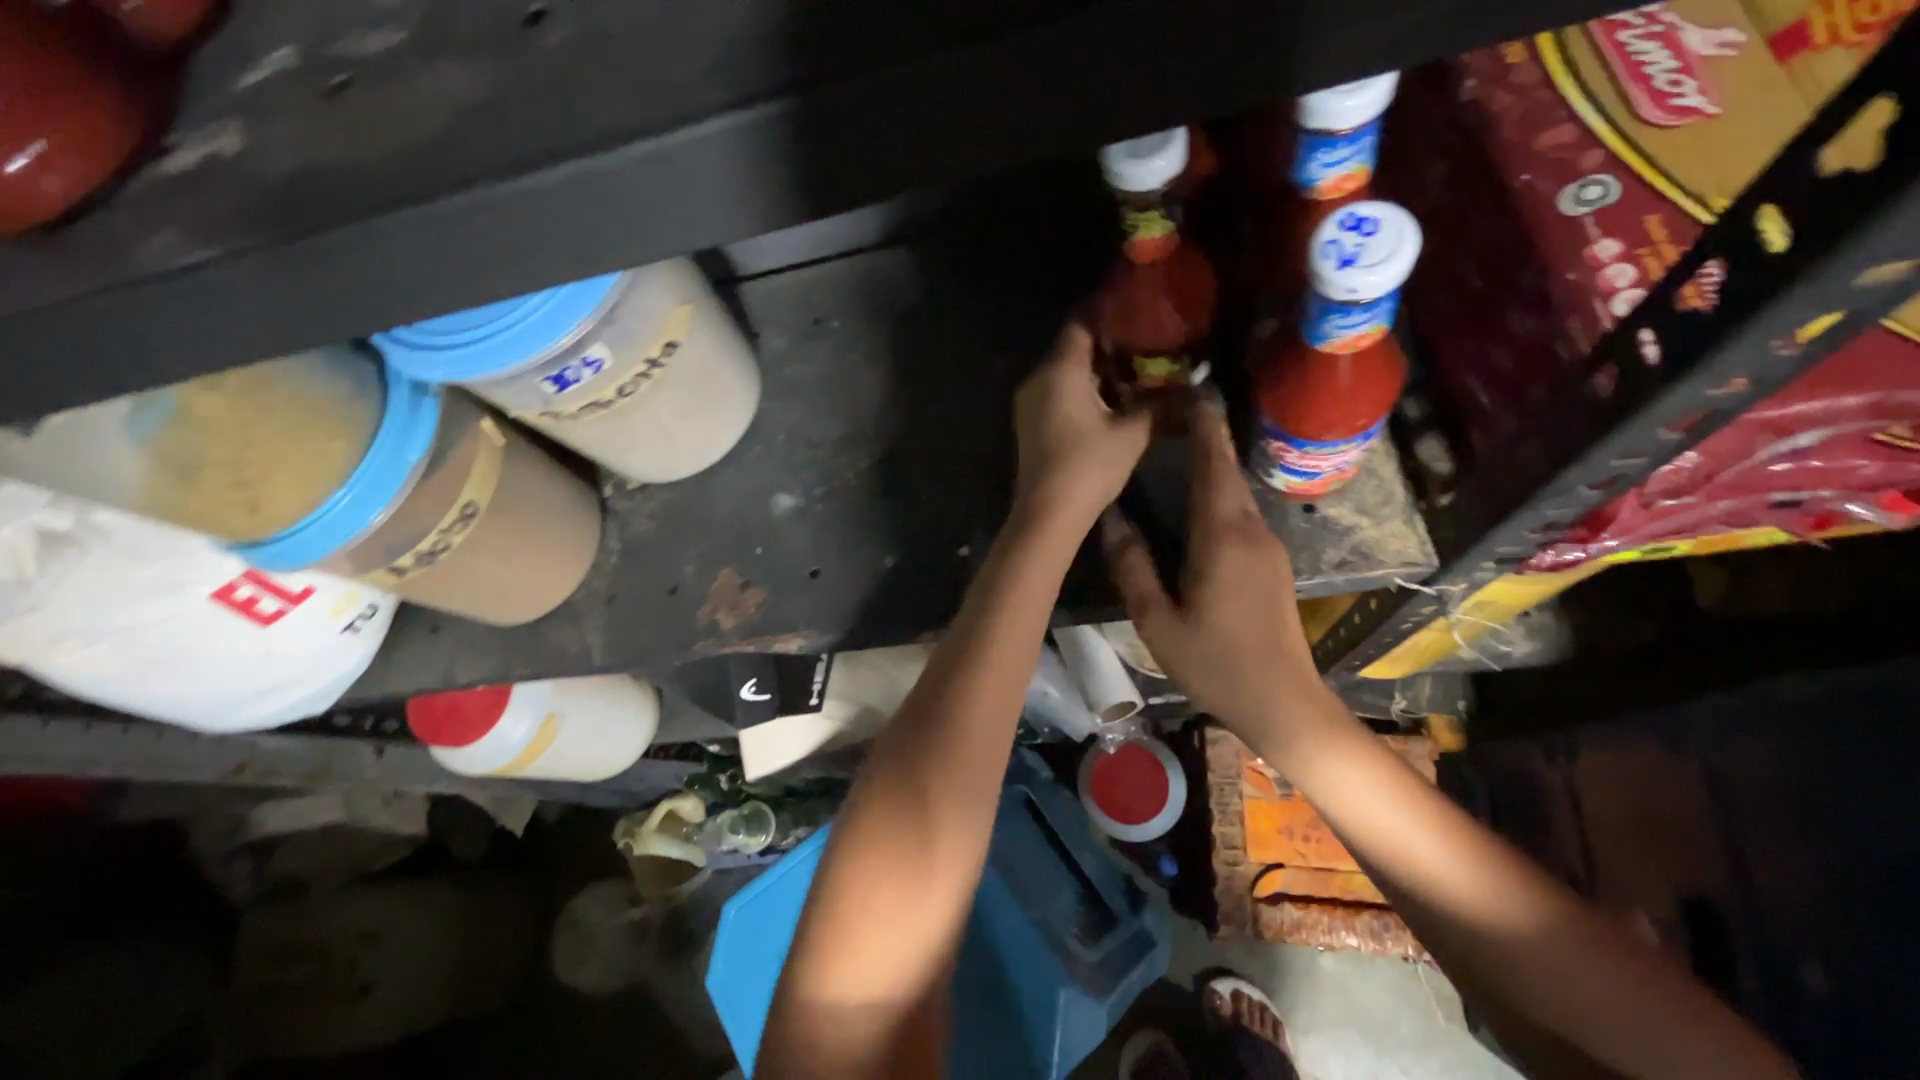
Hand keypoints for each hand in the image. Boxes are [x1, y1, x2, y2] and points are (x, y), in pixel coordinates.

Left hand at [1012, 322, 1152, 531]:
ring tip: (1139, 371)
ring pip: (1067, 374)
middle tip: (1149, 340)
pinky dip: (1087, 391)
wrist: (1047, 515)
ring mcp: (1031, 403)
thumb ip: (1163, 407)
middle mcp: (1039, 378)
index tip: (1138, 305)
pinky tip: (1116, 403)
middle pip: (1074, 348)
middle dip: (1111, 344)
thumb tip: (1197, 394)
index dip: (1109, 310)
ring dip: (1100, 372)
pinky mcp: (1032, 425)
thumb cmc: (1088, 467)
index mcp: (1059, 370)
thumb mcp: (1132, 434)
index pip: (1081, 322)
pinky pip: (1060, 394)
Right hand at [1101, 400, 1330, 739]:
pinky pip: (1241, 517)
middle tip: (1164, 421)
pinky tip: (1193, 512)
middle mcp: (1252, 529)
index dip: (1202, 422)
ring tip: (1172, 458)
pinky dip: (1217, 500)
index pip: (1214, 461)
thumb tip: (1111, 519)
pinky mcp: (1273, 566)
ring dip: (1209, 472)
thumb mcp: (1157, 621)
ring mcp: (1269, 547)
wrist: (1284, 702)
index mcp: (1223, 534)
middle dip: (1201, 440)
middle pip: (1226, 471)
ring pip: (1235, 495)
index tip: (1187, 390)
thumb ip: (1132, 566)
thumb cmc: (1215, 663)